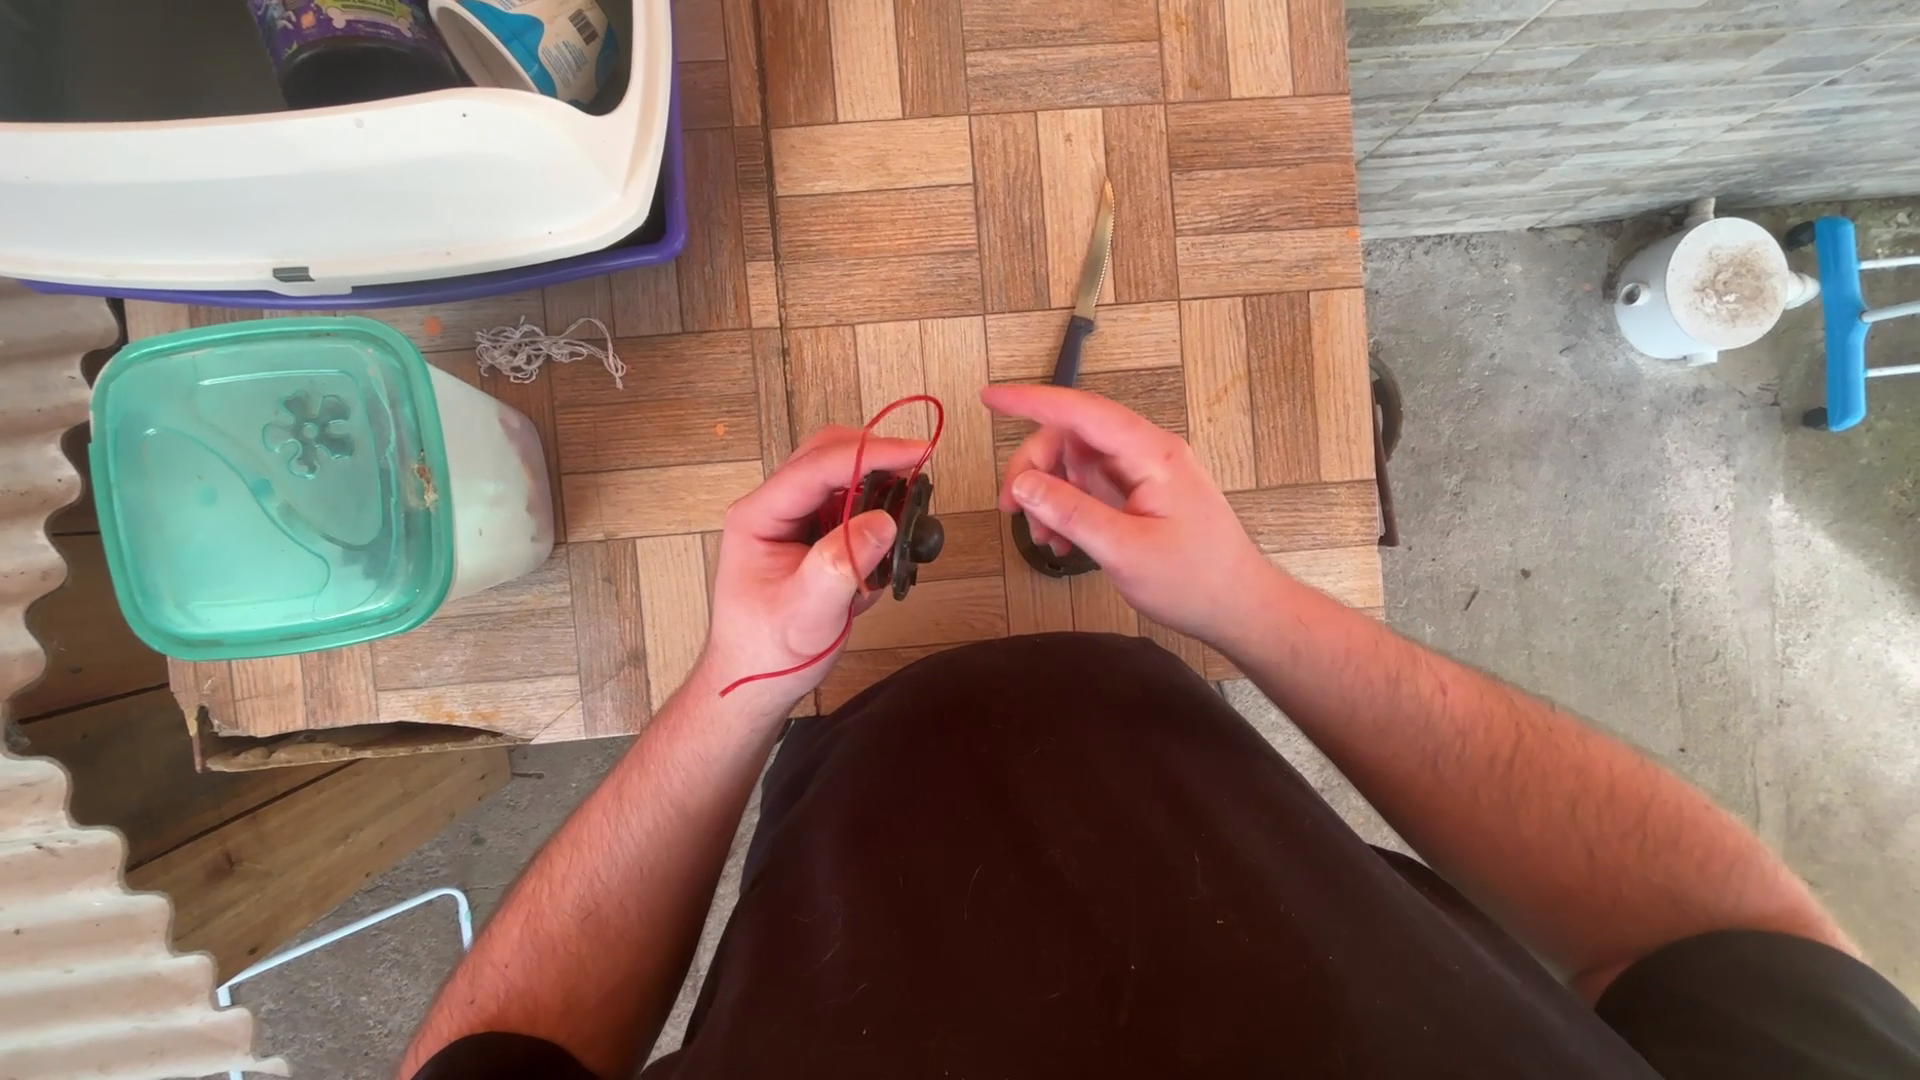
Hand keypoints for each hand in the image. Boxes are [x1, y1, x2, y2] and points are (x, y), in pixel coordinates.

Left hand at [699, 426, 928, 714]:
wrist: (756, 681)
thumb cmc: (769, 651)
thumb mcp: (807, 612)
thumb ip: (843, 563)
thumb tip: (884, 521)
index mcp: (758, 517)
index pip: (817, 467)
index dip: (869, 454)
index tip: (915, 453)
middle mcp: (774, 509)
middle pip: (826, 455)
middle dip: (874, 456)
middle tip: (917, 468)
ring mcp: (794, 521)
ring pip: (840, 476)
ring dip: (878, 482)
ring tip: (910, 505)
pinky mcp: (814, 536)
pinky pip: (849, 505)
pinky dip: (876, 510)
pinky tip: (892, 535)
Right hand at [984, 384, 1271, 644]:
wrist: (1239, 608)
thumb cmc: (1194, 581)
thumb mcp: (1126, 551)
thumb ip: (1072, 514)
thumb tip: (1024, 484)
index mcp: (1152, 454)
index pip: (1083, 412)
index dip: (1032, 401)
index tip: (990, 397)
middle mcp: (1147, 455)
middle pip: (1073, 437)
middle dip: (1035, 467)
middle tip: (1010, 507)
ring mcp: (1142, 475)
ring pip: (1076, 464)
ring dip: (1048, 495)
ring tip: (1043, 538)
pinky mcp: (1139, 496)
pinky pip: (1089, 488)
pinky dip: (1066, 510)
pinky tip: (1061, 541)